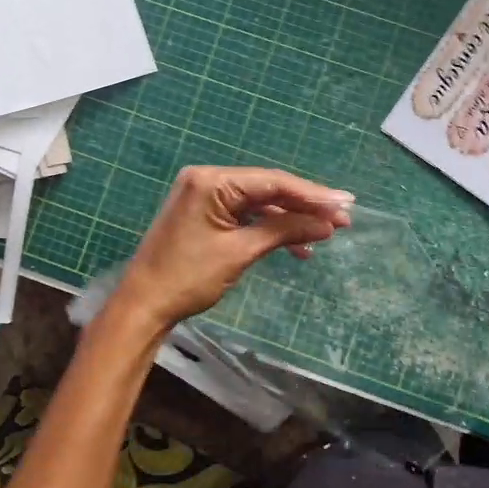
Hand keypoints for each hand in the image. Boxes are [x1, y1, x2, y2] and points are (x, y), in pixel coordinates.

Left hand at [109, 166, 353, 329]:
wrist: (143, 307)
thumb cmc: (188, 278)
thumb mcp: (240, 252)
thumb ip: (285, 231)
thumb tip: (327, 224)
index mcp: (212, 181)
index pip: (273, 181)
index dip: (312, 194)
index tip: (345, 203)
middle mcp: (208, 180)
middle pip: (269, 188)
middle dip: (306, 206)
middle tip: (344, 217)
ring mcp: (205, 197)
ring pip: (261, 203)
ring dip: (291, 219)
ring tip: (326, 234)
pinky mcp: (206, 215)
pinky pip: (247, 215)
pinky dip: (271, 229)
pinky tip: (297, 247)